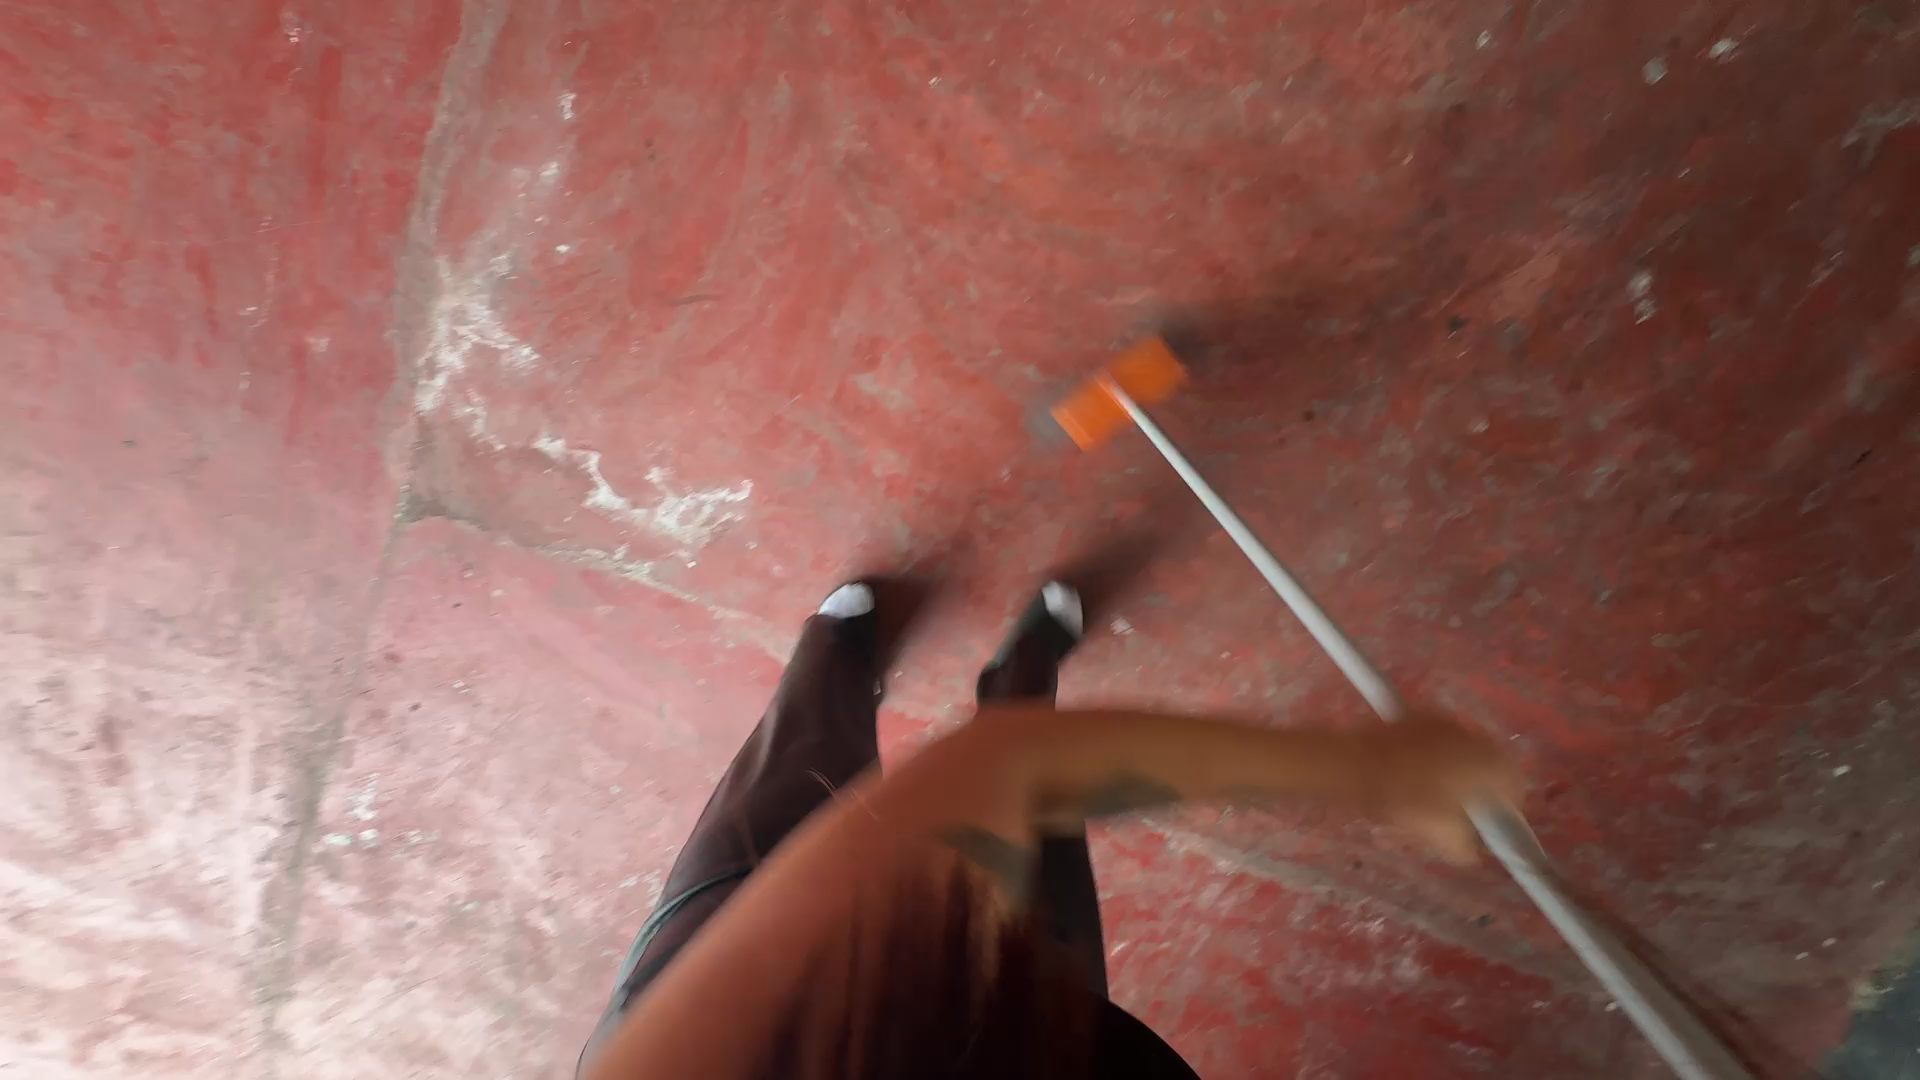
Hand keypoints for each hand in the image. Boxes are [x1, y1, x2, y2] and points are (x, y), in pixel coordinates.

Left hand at [1353, 713, 1522, 862]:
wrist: (1352, 763)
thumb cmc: (1405, 799)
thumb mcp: (1444, 835)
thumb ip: (1467, 847)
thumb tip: (1469, 850)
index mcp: (1490, 759)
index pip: (1515, 783)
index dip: (1505, 807)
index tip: (1490, 824)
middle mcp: (1471, 733)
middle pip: (1487, 764)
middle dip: (1478, 787)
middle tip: (1461, 810)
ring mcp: (1439, 720)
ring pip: (1458, 751)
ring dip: (1453, 770)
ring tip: (1433, 794)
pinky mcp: (1410, 715)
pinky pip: (1431, 741)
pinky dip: (1429, 757)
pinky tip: (1411, 774)